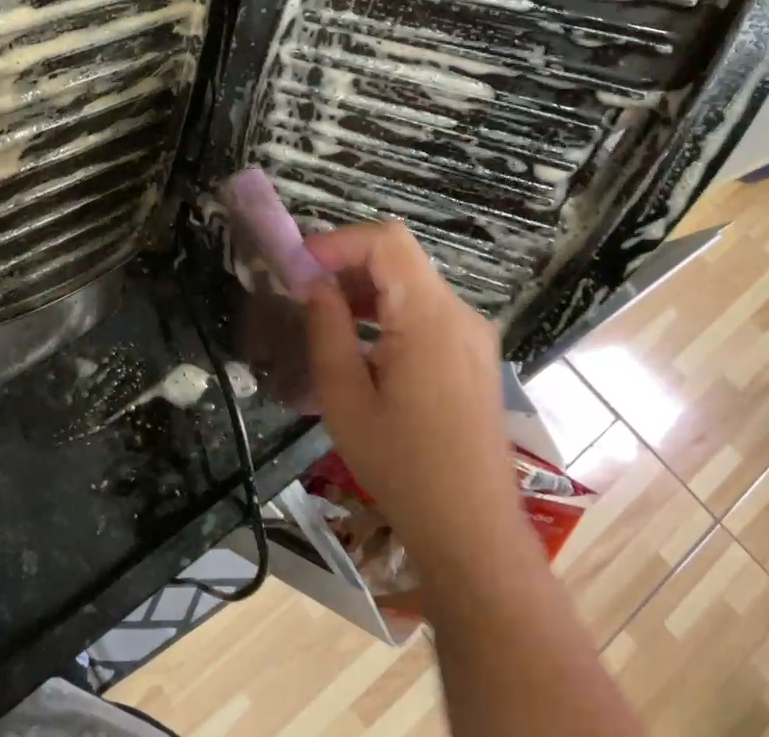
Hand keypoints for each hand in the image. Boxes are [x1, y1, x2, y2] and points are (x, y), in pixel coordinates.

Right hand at [300, 221, 522, 571]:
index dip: (337, 242)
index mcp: (430, 319)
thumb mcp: (344, 396)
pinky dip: (386, 312)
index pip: (387, 242)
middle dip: (344, 265)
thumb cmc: (401, 464)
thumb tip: (312, 284)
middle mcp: (461, 316)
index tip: (296, 268)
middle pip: (399, 259)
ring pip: (412, 284)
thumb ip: (327, 329)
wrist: (470, 527)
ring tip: (321, 318)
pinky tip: (358, 345)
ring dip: (363, 290)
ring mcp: (473, 337)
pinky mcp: (473, 358)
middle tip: (298, 293)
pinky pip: (425, 313)